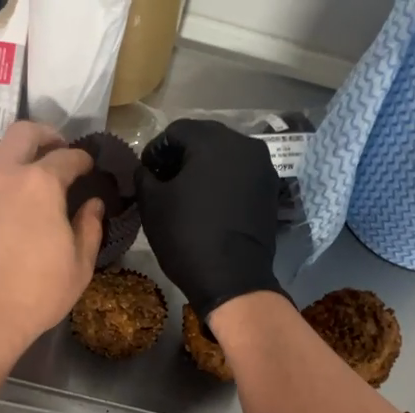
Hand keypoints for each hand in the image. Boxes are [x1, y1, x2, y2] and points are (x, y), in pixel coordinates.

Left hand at [0, 120, 103, 349]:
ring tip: (20, 168)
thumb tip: (92, 206)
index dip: (82, 160)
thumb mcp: (79, 266)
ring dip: (10, 150)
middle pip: (23, 133)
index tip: (87, 167)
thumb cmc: (39, 294)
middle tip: (56, 149)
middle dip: (45, 136)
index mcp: (42, 184)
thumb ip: (89, 228)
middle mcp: (6, 175)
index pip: (67, 158)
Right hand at [137, 119, 283, 319]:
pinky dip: (224, 183)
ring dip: (205, 169)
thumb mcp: (152, 206)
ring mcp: (262, 167)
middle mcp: (243, 143)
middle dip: (182, 157)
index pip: (176, 131)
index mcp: (212, 140)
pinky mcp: (270, 190)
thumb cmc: (186, 238)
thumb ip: (144, 177)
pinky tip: (211, 205)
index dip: (156, 151)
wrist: (233, 280)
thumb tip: (146, 169)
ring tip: (188, 195)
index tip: (146, 173)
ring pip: (226, 157)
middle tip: (165, 182)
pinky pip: (241, 176)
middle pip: (205, 139)